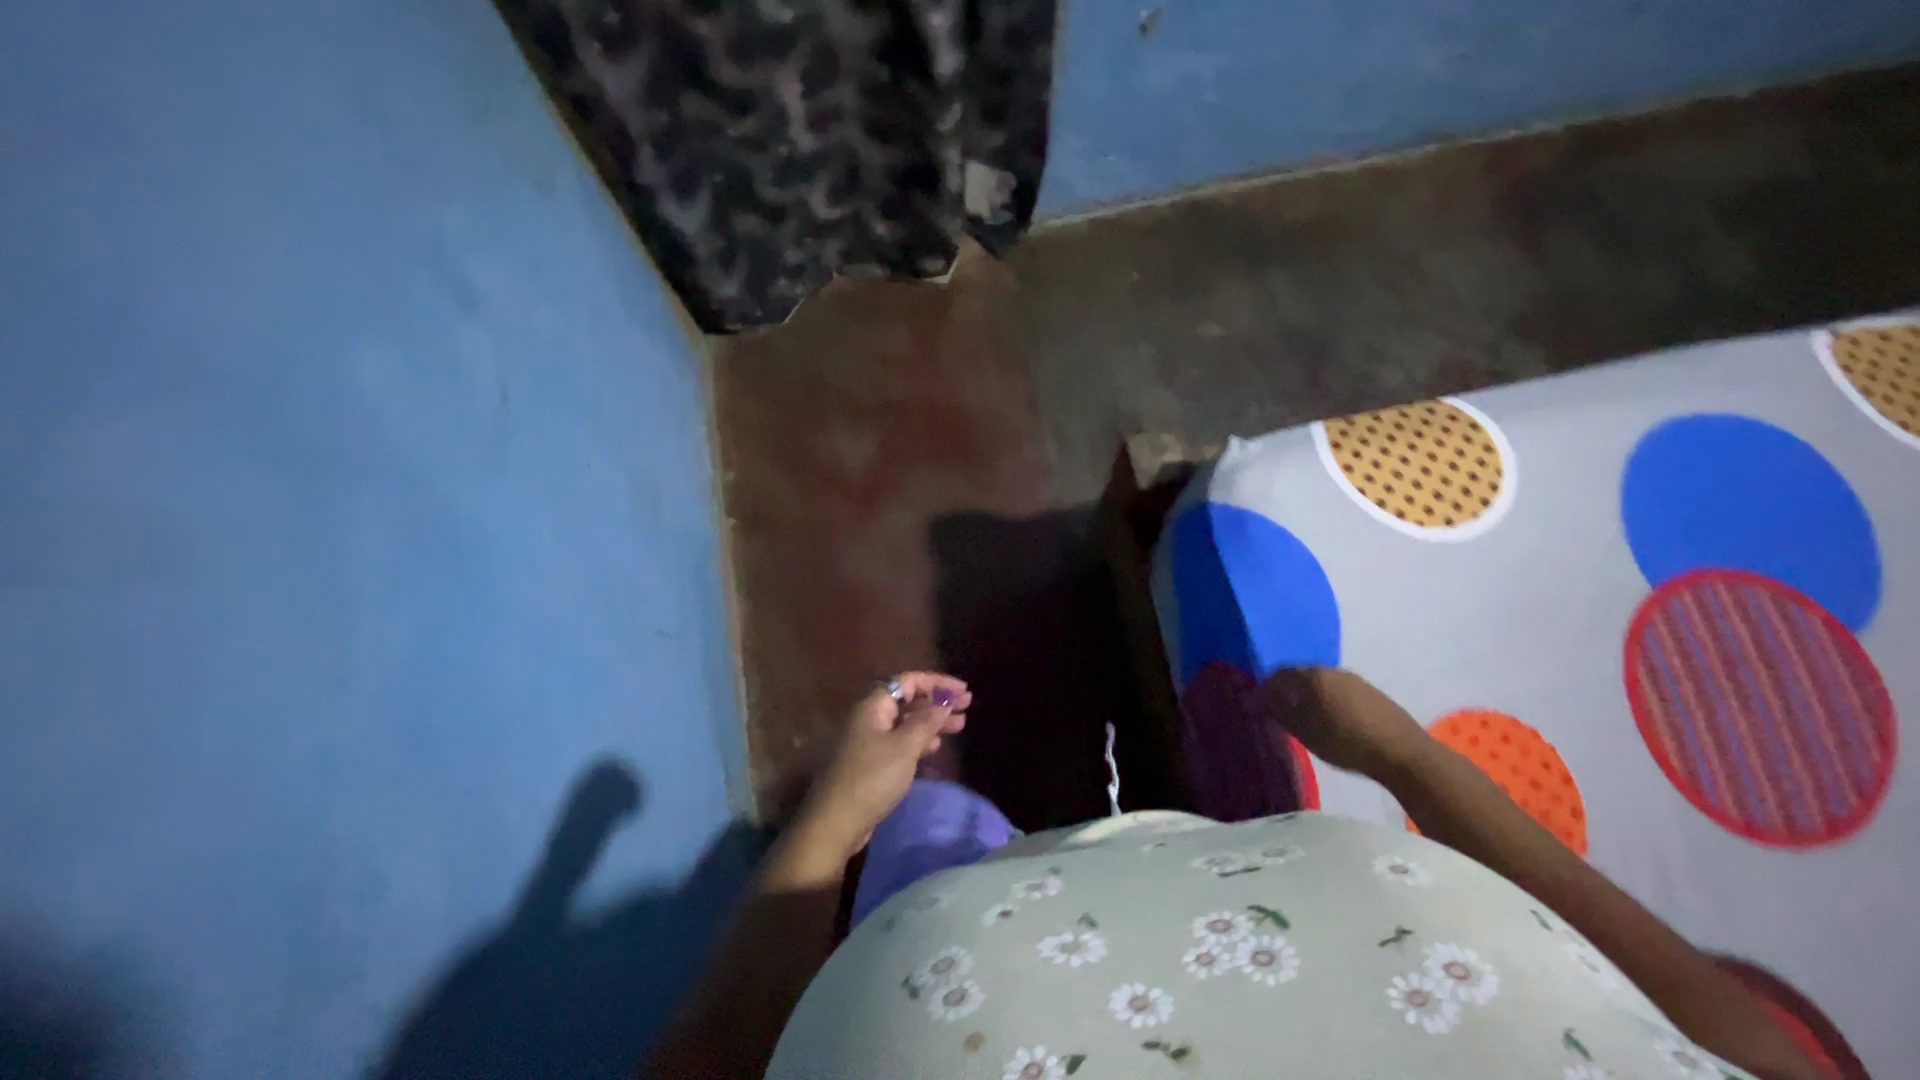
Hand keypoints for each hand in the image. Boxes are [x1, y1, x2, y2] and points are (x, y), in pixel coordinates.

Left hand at [791, 672, 971, 861]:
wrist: (837, 821)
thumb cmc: (872, 778)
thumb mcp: (904, 747)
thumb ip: (926, 722)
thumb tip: (943, 702)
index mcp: (873, 706)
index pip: (908, 681)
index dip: (937, 682)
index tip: (963, 690)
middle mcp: (869, 718)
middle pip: (908, 700)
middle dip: (937, 702)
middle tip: (967, 706)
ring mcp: (868, 741)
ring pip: (905, 722)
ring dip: (932, 722)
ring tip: (960, 725)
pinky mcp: (871, 763)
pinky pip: (900, 742)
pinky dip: (919, 740)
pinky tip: (935, 747)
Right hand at [1259, 667, 1436, 780]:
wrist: (1403, 752)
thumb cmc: (1346, 742)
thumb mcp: (1305, 732)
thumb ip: (1279, 713)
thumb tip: (1256, 701)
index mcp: (1312, 676)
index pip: (1278, 674)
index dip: (1263, 690)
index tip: (1255, 708)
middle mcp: (1332, 670)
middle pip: (1299, 675)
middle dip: (1285, 691)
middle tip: (1276, 712)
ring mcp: (1354, 679)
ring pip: (1320, 682)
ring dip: (1306, 696)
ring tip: (1302, 718)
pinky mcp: (1370, 692)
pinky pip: (1337, 689)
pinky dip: (1325, 700)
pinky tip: (1329, 719)